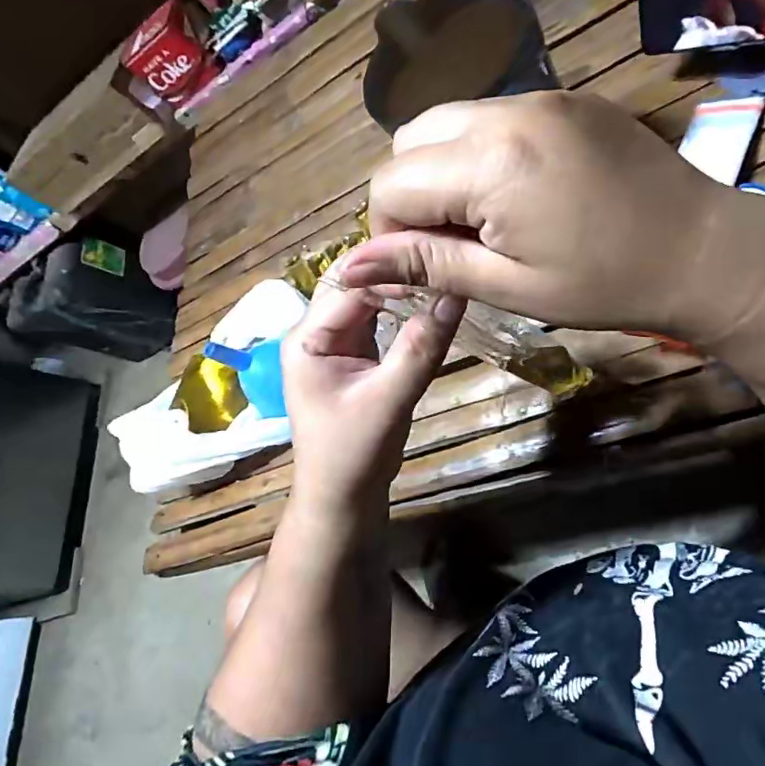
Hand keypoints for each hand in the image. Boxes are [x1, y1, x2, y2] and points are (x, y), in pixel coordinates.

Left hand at [281, 275, 464, 503]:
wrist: (342, 500)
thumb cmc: (354, 454)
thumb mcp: (390, 399)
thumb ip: (421, 347)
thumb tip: (457, 294)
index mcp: (307, 337)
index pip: (351, 285)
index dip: (393, 271)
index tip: (439, 265)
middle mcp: (315, 332)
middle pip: (356, 284)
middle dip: (396, 273)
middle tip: (442, 265)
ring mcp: (333, 343)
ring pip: (367, 299)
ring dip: (400, 289)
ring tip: (440, 278)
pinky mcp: (353, 356)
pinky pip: (377, 320)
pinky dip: (401, 310)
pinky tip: (428, 304)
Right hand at [337, 91, 764, 340]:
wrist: (707, 250)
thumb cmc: (608, 283)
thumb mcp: (510, 285)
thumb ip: (427, 265)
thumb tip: (351, 266)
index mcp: (490, 163)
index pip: (390, 182)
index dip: (390, 230)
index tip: (428, 264)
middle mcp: (506, 113)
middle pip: (409, 140)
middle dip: (412, 192)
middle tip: (455, 240)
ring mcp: (539, 97)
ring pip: (446, 121)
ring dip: (443, 169)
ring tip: (486, 217)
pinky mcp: (564, 98)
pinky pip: (490, 116)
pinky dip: (480, 152)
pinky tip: (519, 191)